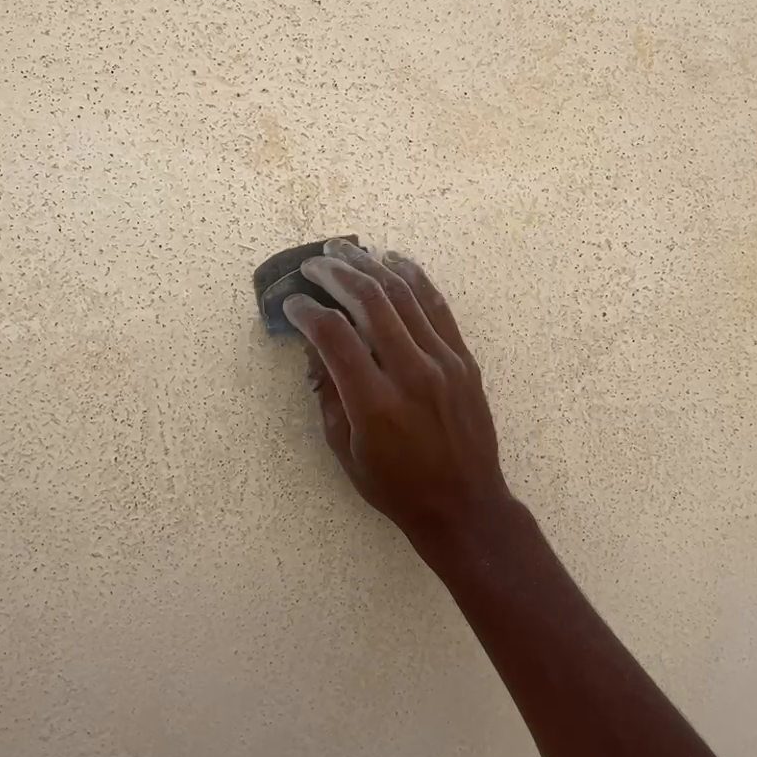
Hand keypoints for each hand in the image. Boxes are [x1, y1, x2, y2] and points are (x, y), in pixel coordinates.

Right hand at [284, 239, 512, 539]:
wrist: (464, 505)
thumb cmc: (395, 486)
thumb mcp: (344, 449)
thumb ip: (327, 393)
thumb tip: (314, 345)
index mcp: (375, 404)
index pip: (334, 336)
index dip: (307, 312)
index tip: (292, 303)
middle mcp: (411, 374)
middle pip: (370, 301)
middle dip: (336, 273)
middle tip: (314, 263)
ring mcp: (444, 362)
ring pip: (404, 294)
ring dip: (370, 265)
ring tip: (345, 250)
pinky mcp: (464, 359)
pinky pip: (437, 305)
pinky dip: (413, 277)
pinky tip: (392, 260)